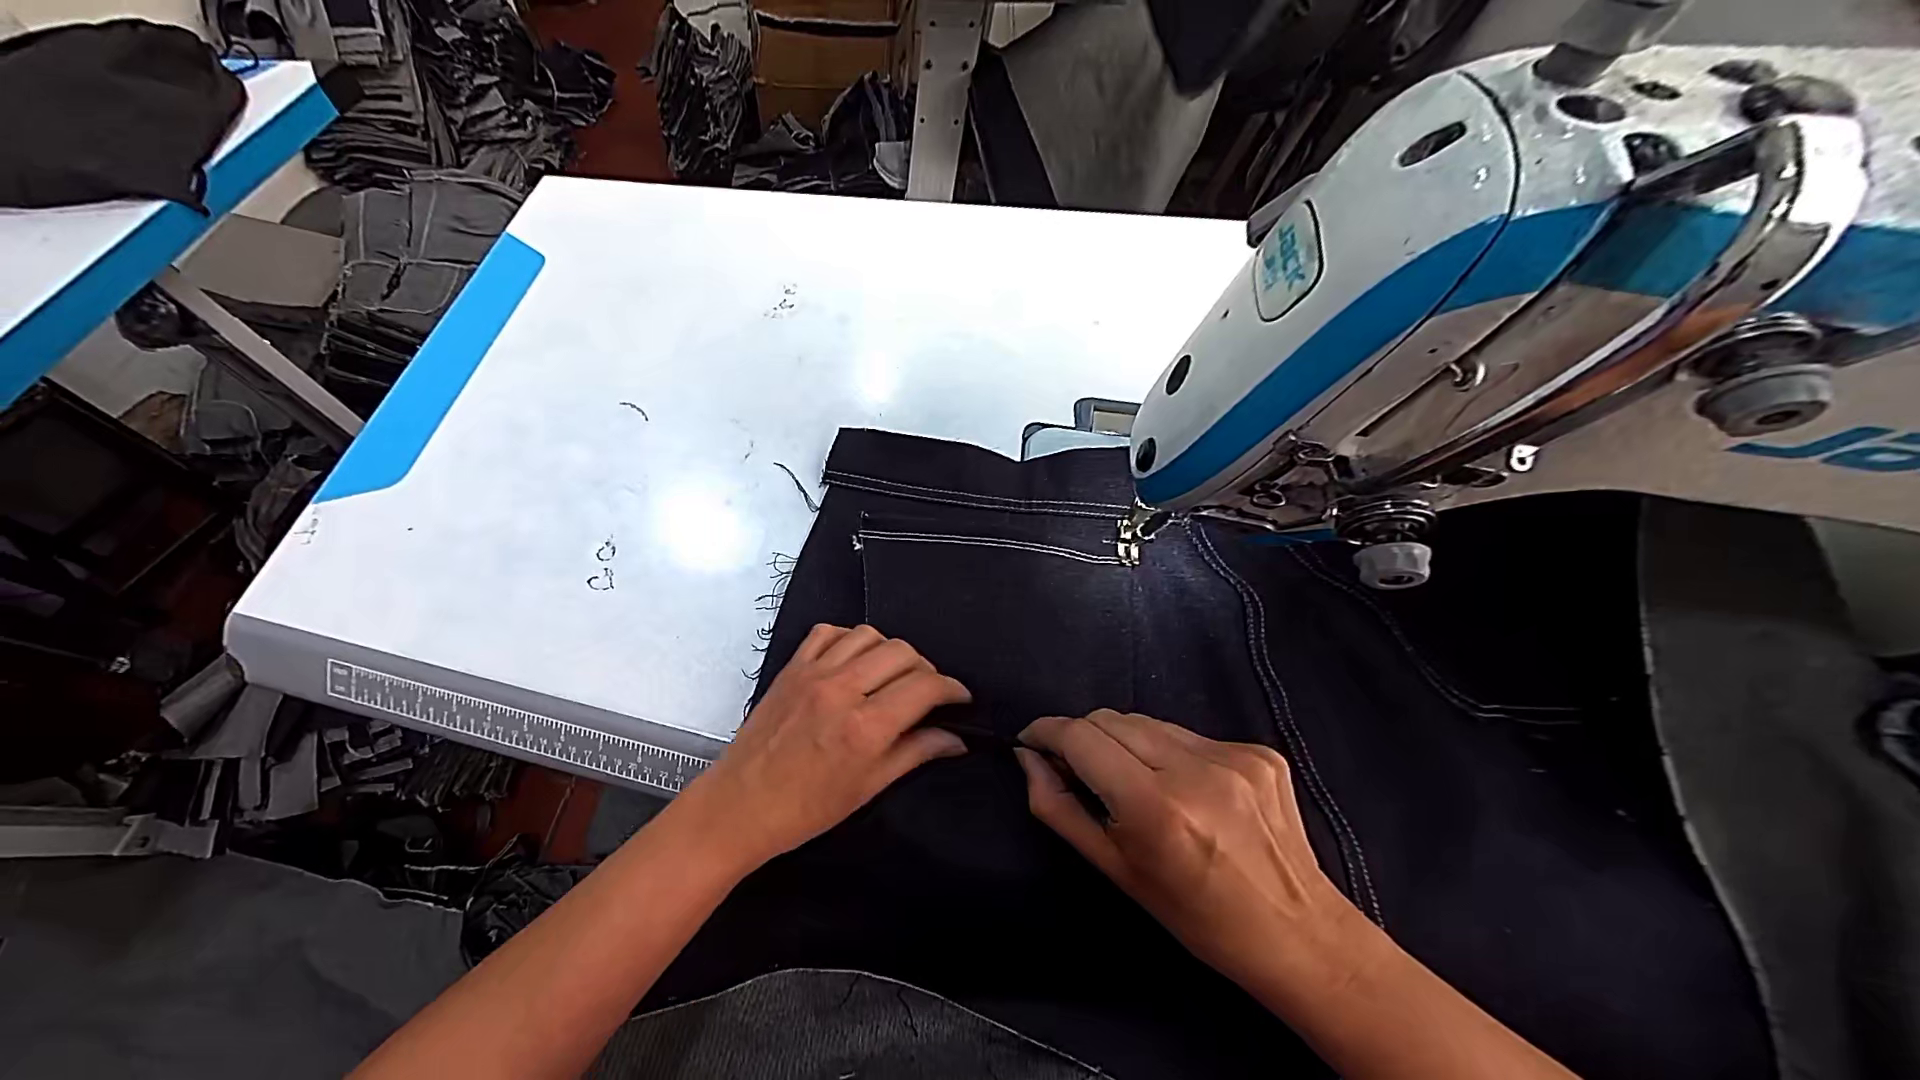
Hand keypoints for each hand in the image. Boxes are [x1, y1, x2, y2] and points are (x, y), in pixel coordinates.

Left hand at [673, 624, 970, 869]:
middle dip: (926, 669)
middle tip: (927, 692)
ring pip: (869, 635)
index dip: (952, 688)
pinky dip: (850, 639)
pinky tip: (854, 660)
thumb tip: (956, 738)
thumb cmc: (805, 809)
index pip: (925, 686)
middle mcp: (842, 689)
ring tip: (891, 675)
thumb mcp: (868, 787)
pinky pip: (829, 632)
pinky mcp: (792, 667)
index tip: (960, 697)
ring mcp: (813, 673)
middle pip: (903, 652)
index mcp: (865, 726)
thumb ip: (916, 753)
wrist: (739, 807)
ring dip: (890, 651)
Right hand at [1015, 710, 1362, 987]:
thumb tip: (1028, 759)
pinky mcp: (1260, 751)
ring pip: (1148, 721)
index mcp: (1156, 808)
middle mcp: (1196, 769)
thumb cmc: (1196, 917)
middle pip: (1111, 719)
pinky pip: (1188, 734)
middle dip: (1083, 737)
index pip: (1081, 738)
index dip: (1046, 731)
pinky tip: (1183, 787)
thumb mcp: (1115, 871)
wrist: (1299, 935)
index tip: (1030, 740)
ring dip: (1125, 741)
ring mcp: (1234, 755)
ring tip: (1134, 782)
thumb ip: (1059, 808)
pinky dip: (1168, 751)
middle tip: (1079, 770)